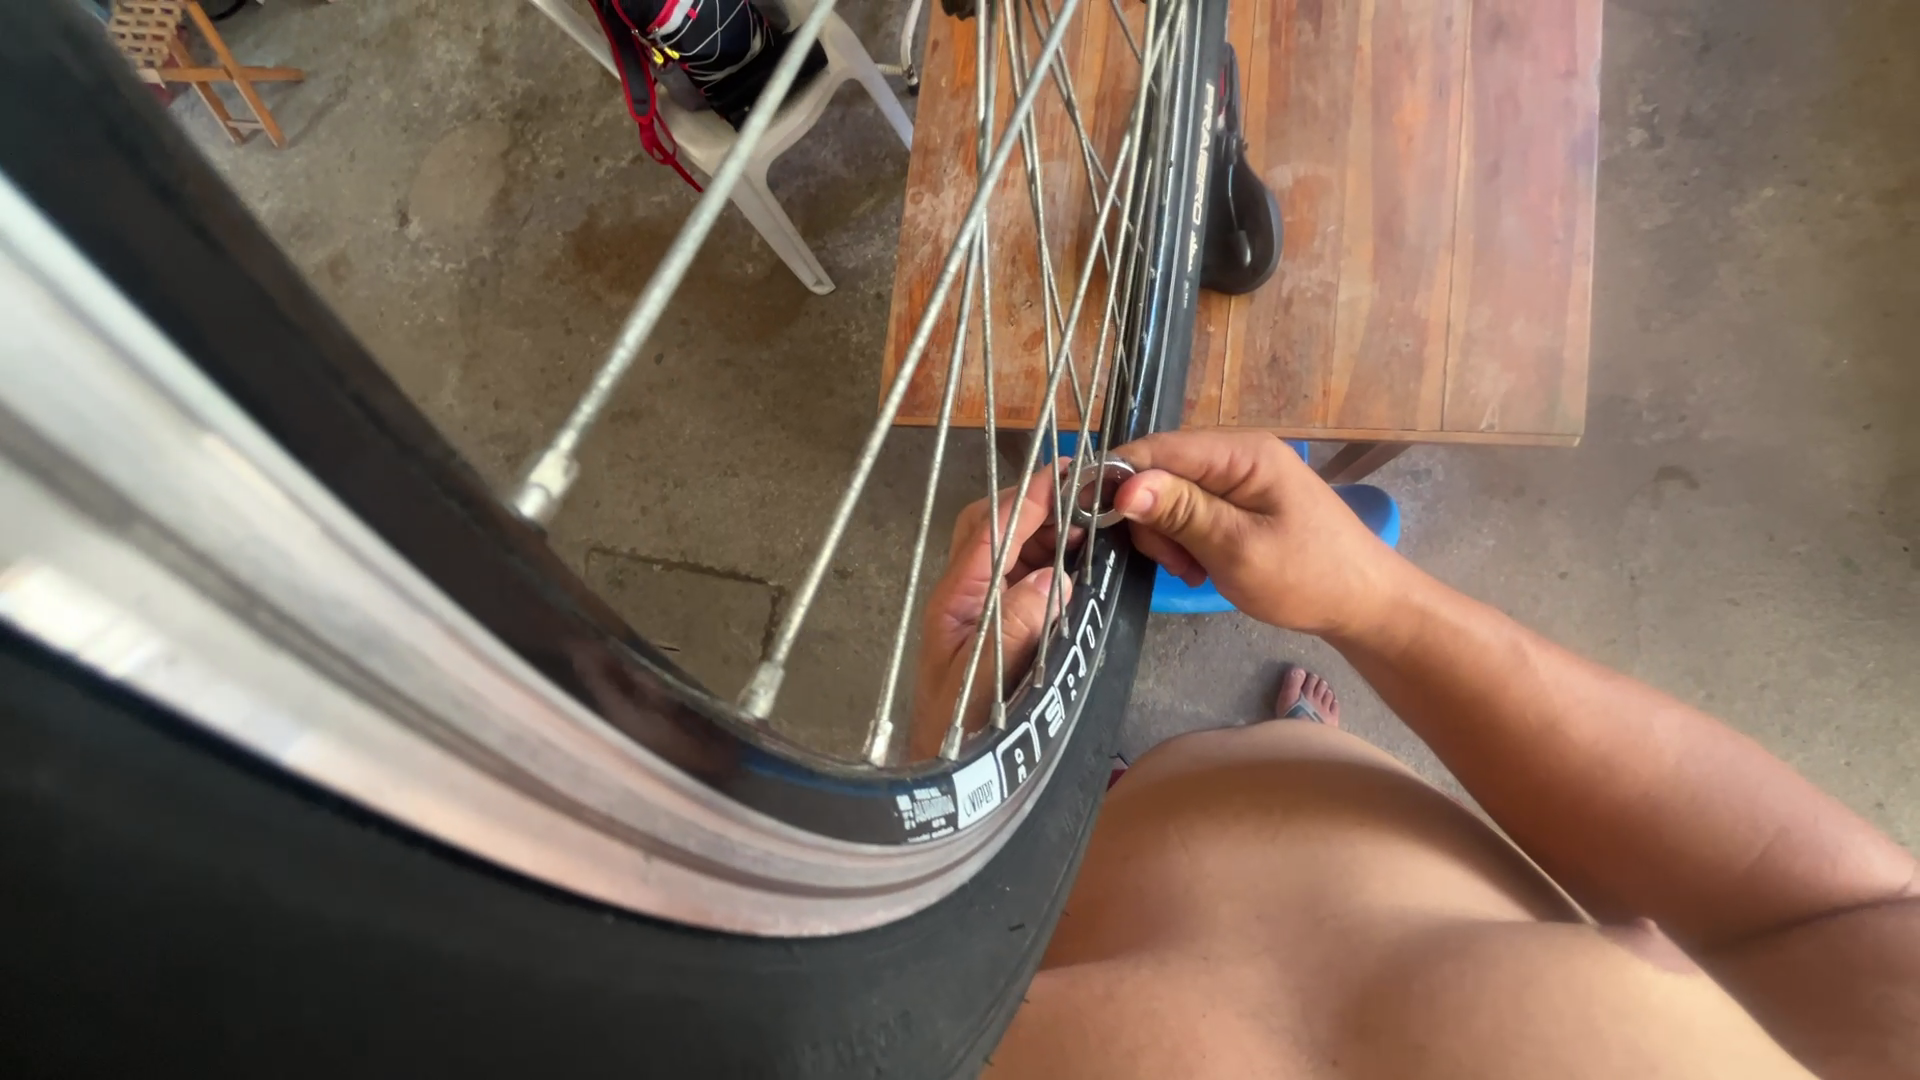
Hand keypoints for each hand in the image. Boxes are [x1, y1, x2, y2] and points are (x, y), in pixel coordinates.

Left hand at [907, 463, 1081, 758]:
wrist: (947, 771)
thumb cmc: (959, 730)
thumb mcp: (984, 684)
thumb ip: (1014, 630)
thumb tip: (1052, 579)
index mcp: (954, 599)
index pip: (987, 535)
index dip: (1024, 501)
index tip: (1061, 475)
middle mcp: (966, 592)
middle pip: (992, 527)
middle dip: (1034, 502)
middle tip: (1081, 489)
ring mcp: (982, 603)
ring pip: (1010, 545)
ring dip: (1046, 526)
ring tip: (1087, 518)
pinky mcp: (1000, 617)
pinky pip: (1023, 573)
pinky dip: (1051, 556)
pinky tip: (1077, 556)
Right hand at [1112, 431, 1411, 638]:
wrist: (1364, 605)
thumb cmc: (1307, 576)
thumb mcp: (1238, 547)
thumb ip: (1181, 512)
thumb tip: (1123, 485)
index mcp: (1241, 453)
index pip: (1158, 449)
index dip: (1118, 477)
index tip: (1088, 515)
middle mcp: (1235, 455)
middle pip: (1159, 472)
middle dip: (1149, 517)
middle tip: (1171, 564)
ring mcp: (1236, 478)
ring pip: (1168, 495)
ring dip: (1166, 535)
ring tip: (1189, 571)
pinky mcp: (1236, 502)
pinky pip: (1188, 511)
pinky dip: (1182, 541)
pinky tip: (1197, 568)